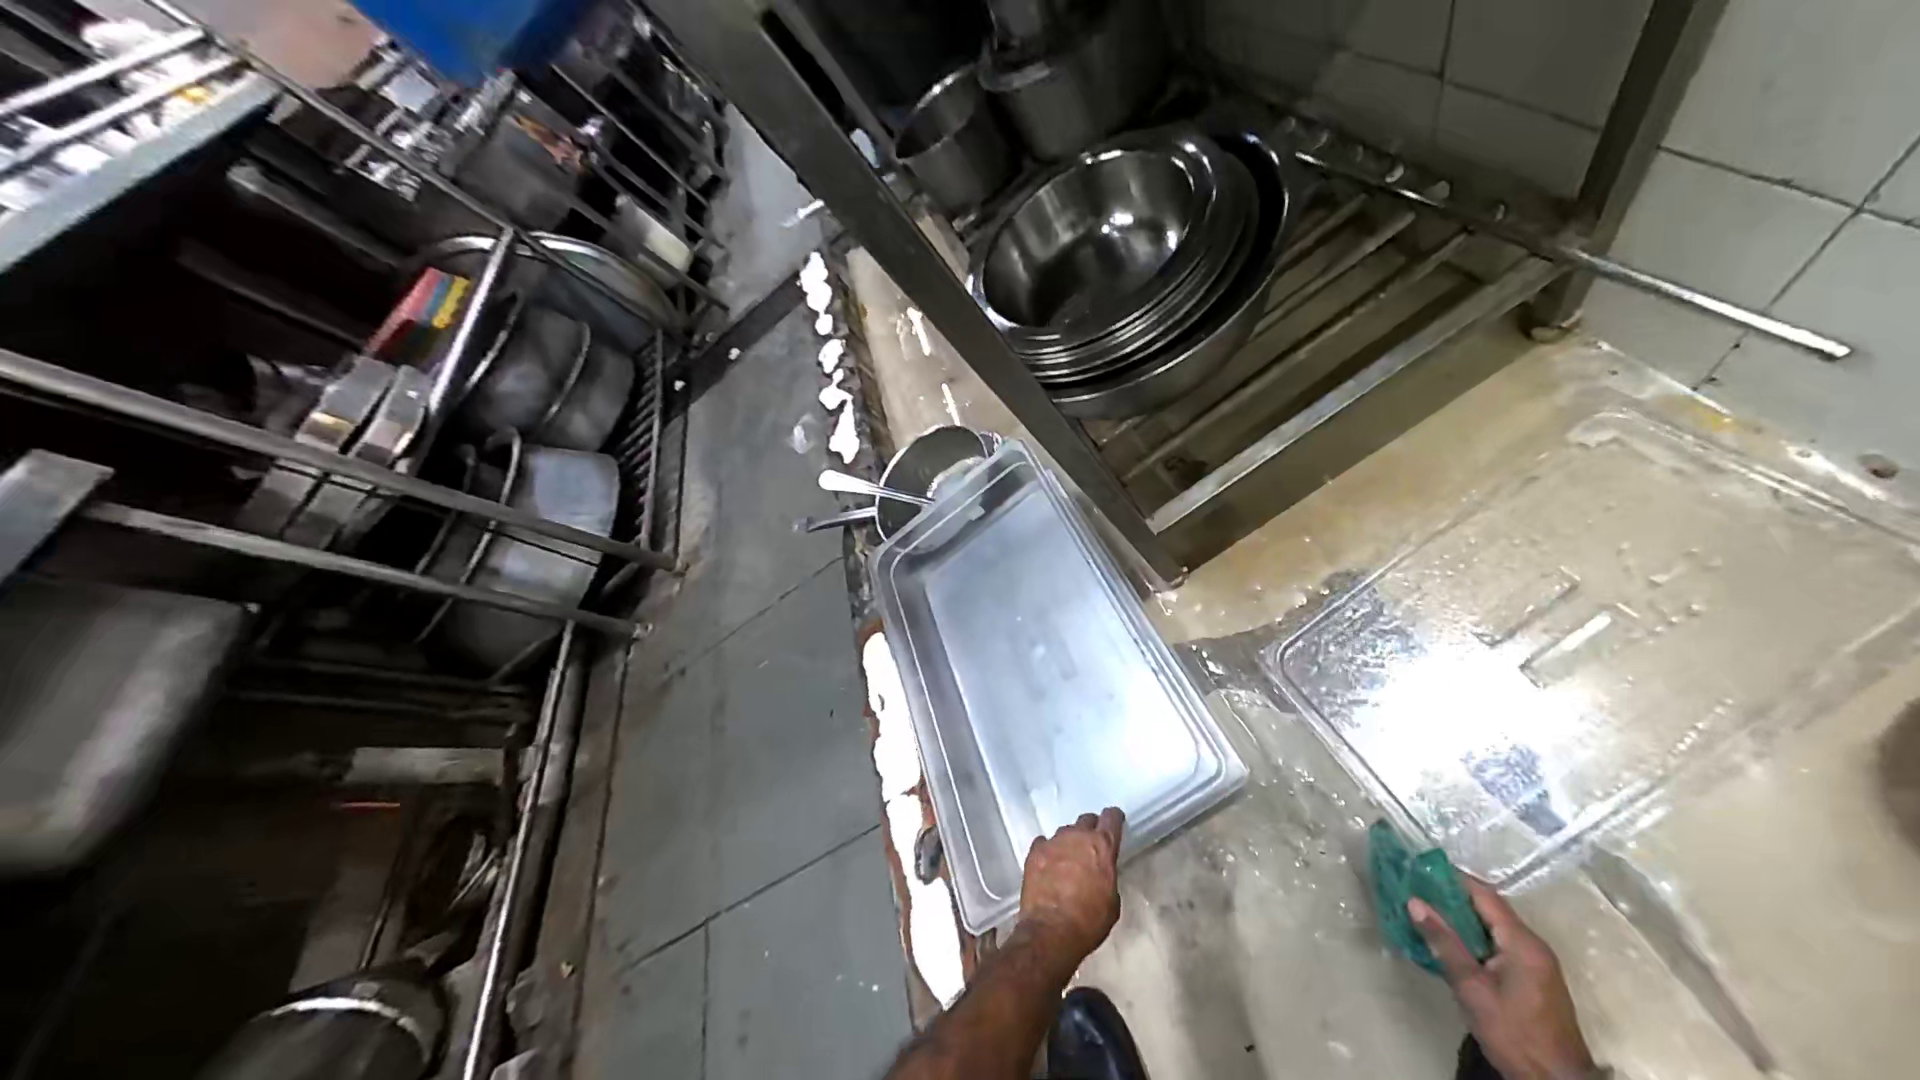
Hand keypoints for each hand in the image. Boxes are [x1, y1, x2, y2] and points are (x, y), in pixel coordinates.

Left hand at [1017, 808, 1124, 971]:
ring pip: (1065, 832)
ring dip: (1069, 843)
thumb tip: (1099, 872)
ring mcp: (1054, 841)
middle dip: (1090, 830)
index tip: (1114, 821)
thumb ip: (1107, 876)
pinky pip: (1044, 843)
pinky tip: (1049, 866)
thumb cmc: (1089, 920)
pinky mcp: (1035, 851)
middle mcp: (1077, 836)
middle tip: (1090, 846)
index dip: (1113, 818)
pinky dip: (1049, 851)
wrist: (1051, 930)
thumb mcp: (1112, 901)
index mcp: (1102, 846)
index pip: (1111, 818)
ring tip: (1067, 861)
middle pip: (1086, 820)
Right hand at [1411, 877, 1596, 1079]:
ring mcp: (1536, 963)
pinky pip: (1497, 943)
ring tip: (1424, 911)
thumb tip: (1414, 901)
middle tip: (1414, 888)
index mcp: (1522, 943)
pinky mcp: (1532, 978)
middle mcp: (1534, 946)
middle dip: (1451, 896)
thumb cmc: (1512, 1031)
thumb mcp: (1471, 987)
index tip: (1419, 868)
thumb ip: (1444, 942)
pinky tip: (1448, 941)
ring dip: (1460, 917)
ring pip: (1492, 926)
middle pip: (1489, 908)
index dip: (1452, 878)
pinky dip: (1471, 936)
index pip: (1484, 895)